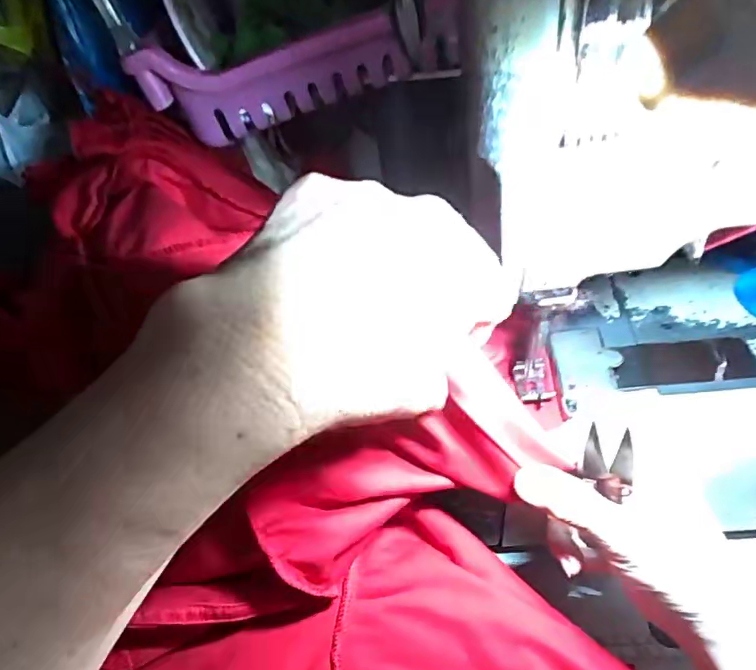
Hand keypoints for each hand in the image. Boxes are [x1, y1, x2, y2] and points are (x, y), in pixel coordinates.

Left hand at [151, 175, 515, 443]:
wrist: (263, 352)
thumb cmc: (358, 375)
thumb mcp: (428, 393)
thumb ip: (448, 366)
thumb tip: (434, 358)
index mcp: (466, 266)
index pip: (492, 291)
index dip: (474, 323)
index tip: (450, 345)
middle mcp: (425, 214)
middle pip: (447, 251)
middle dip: (435, 282)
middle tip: (405, 323)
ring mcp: (366, 194)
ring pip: (395, 228)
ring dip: (388, 257)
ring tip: (354, 299)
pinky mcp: (312, 189)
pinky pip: (344, 216)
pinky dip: (340, 240)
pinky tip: (317, 274)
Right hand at [514, 460, 755, 654]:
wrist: (708, 616)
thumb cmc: (683, 570)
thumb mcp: (620, 534)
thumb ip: (571, 503)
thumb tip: (526, 478)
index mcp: (648, 455)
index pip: (590, 428)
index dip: (556, 449)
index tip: (532, 477)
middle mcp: (636, 470)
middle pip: (573, 466)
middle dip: (559, 505)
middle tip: (557, 532)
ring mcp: (627, 500)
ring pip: (573, 498)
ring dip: (564, 531)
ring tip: (573, 560)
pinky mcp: (619, 527)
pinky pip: (581, 522)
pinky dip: (575, 543)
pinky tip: (583, 565)